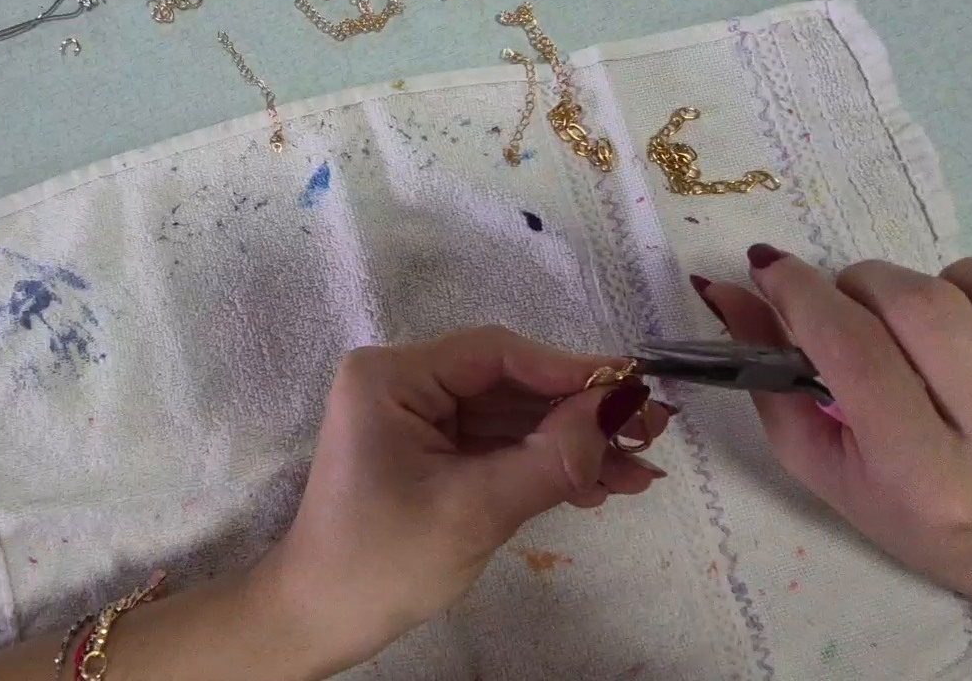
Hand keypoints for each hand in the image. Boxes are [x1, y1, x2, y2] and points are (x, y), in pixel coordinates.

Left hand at [260, 325, 673, 670]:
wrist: (322, 616)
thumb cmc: (383, 559)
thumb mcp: (473, 509)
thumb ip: (548, 459)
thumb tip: (616, 410)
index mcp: (392, 375)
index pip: (492, 354)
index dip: (565, 369)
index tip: (630, 387)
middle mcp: (402, 381)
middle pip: (505, 382)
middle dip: (576, 411)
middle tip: (649, 430)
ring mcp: (415, 414)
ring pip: (506, 414)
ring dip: (569, 441)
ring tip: (639, 467)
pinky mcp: (429, 446)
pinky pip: (492, 441)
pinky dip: (540, 462)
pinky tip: (598, 482)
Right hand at [696, 248, 971, 624]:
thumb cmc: (921, 519)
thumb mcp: (826, 464)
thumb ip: (769, 376)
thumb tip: (727, 287)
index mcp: (931, 483)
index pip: (854, 354)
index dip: (799, 292)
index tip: (771, 267)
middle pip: (936, 312)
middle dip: (870, 281)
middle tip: (855, 299)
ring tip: (951, 310)